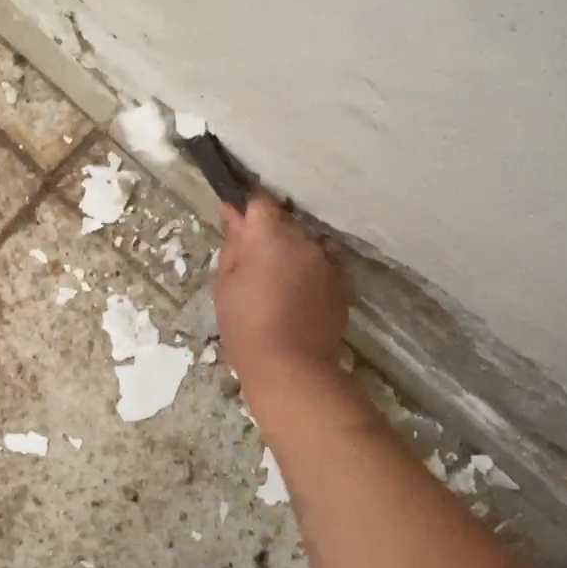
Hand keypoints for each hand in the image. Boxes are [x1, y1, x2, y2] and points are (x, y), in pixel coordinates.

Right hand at [214, 195, 347, 389]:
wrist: (291, 366)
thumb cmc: (245, 324)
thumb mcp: (224, 283)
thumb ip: (232, 244)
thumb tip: (234, 215)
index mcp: (269, 234)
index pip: (258, 201)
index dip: (246, 212)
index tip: (235, 228)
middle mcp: (303, 239)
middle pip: (284, 221)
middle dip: (268, 235)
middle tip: (251, 265)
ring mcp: (327, 260)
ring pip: (305, 244)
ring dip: (291, 254)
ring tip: (276, 284)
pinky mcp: (342, 283)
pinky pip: (322, 266)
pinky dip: (309, 273)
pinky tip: (296, 298)